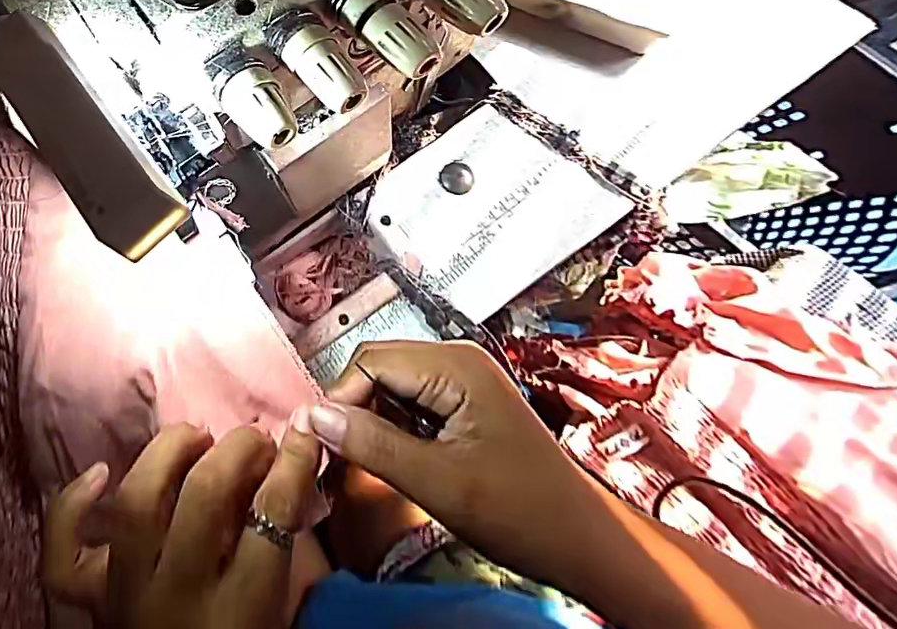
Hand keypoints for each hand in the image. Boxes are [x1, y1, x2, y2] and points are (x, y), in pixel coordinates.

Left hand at [43, 415, 322, 627]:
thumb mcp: (281, 604)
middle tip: (254, 438)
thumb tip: (295, 454)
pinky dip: (72, 505)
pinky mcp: (88, 604)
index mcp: (240, 612)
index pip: (271, 513)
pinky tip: (102, 473)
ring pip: (136, 505)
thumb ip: (289, 535)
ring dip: (169, 454)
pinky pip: (62, 557)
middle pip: (203, 495)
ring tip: (198, 437)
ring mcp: (124, 600)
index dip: (293, 460)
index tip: (302, 431)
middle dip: (236, 448)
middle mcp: (176, 602)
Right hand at [310, 342, 856, 628]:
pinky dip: (396, 425)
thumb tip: (313, 417)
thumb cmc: (518, 510)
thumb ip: (373, 445)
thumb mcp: (438, 482)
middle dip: (355, 407)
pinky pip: (413, 398)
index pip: (371, 362)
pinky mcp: (464, 398)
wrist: (584, 539)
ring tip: (367, 463)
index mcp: (454, 364)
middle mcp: (455, 357)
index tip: (324, 447)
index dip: (342, 400)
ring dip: (374, 418)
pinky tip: (399, 457)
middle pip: (379, 366)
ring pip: (392, 382)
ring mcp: (462, 376)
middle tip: (341, 458)